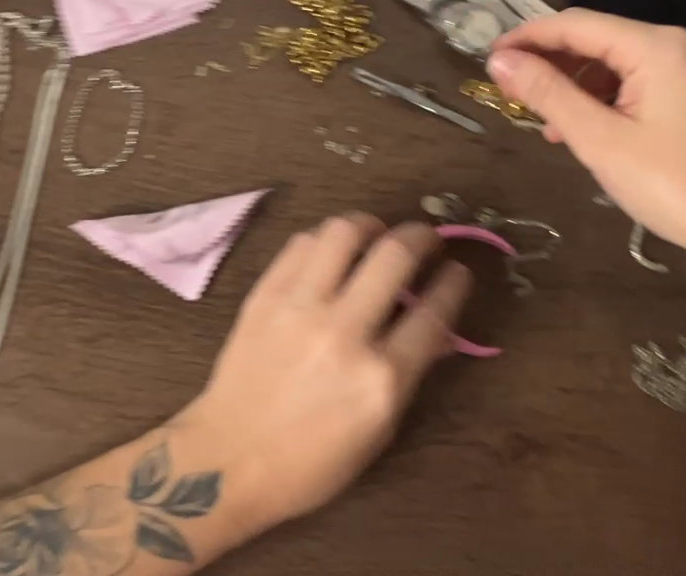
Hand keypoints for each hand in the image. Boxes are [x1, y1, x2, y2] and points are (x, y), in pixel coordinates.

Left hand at [173, 214, 470, 533]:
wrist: (228, 459)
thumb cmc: (310, 461)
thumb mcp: (377, 432)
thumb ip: (409, 374)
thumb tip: (438, 329)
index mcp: (380, 380)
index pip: (433, 314)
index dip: (454, 283)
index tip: (458, 270)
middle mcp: (343, 333)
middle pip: (394, 256)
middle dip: (422, 237)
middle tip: (427, 238)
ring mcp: (300, 308)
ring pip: (343, 233)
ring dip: (370, 224)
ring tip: (377, 232)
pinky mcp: (265, 294)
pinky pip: (301, 243)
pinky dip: (325, 238)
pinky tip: (333, 249)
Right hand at [486, 9, 685, 290]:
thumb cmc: (678, 190)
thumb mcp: (601, 142)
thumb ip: (548, 94)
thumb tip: (500, 61)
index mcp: (662, 46)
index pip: (578, 24)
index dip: (528, 37)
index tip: (490, 58)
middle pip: (604, 39)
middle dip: (556, 64)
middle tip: (515, 93)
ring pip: (627, 61)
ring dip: (584, 84)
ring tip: (552, 124)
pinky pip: (652, 79)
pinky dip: (616, 97)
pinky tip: (596, 128)